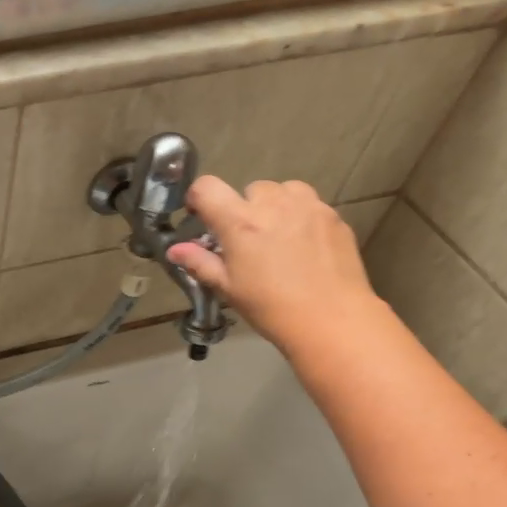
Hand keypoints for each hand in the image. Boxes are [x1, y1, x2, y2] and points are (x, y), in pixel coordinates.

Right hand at [167, 177, 382, 352]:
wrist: (330, 317)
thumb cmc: (270, 307)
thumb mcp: (228, 288)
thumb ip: (200, 263)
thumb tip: (175, 249)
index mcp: (240, 223)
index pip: (207, 188)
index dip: (198, 198)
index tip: (200, 215)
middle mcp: (273, 204)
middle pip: (249, 189)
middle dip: (242, 208)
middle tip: (245, 239)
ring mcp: (307, 205)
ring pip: (282, 190)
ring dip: (273, 205)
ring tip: (276, 234)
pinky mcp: (332, 214)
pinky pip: (308, 203)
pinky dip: (298, 215)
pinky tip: (302, 244)